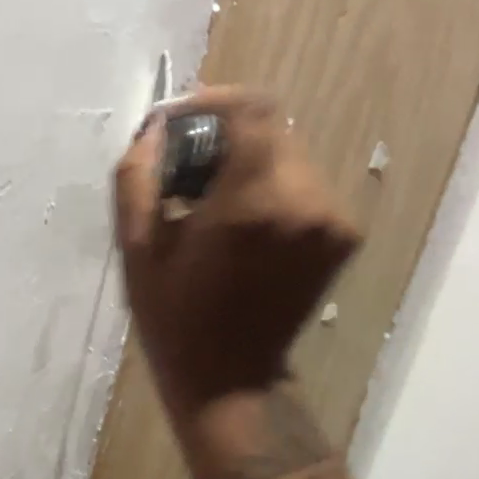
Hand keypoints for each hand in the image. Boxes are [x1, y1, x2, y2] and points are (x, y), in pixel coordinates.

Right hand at [114, 88, 360, 414]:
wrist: (227, 376)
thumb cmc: (171, 315)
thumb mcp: (135, 248)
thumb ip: (139, 178)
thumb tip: (154, 130)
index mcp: (249, 202)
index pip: (252, 110)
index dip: (213, 102)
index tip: (178, 123)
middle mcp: (304, 200)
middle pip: (271, 130)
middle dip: (224, 139)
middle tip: (182, 172)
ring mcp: (332, 218)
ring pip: (288, 156)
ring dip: (245, 165)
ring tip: (206, 204)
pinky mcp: (343, 234)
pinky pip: (303, 186)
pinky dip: (267, 190)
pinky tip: (236, 227)